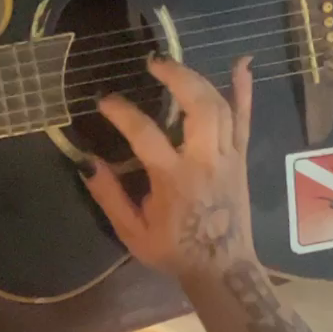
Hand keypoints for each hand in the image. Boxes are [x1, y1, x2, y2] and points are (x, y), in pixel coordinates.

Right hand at [81, 54, 255, 281]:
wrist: (222, 268)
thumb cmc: (173, 251)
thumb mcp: (132, 232)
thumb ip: (109, 196)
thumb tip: (87, 162)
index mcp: (174, 180)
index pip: (145, 134)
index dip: (123, 113)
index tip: (104, 101)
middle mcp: (205, 162)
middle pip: (198, 106)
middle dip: (177, 77)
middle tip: (153, 63)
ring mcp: (228, 158)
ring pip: (221, 107)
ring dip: (198, 79)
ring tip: (174, 66)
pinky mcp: (241, 159)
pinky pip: (245, 120)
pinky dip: (245, 91)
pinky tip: (242, 64)